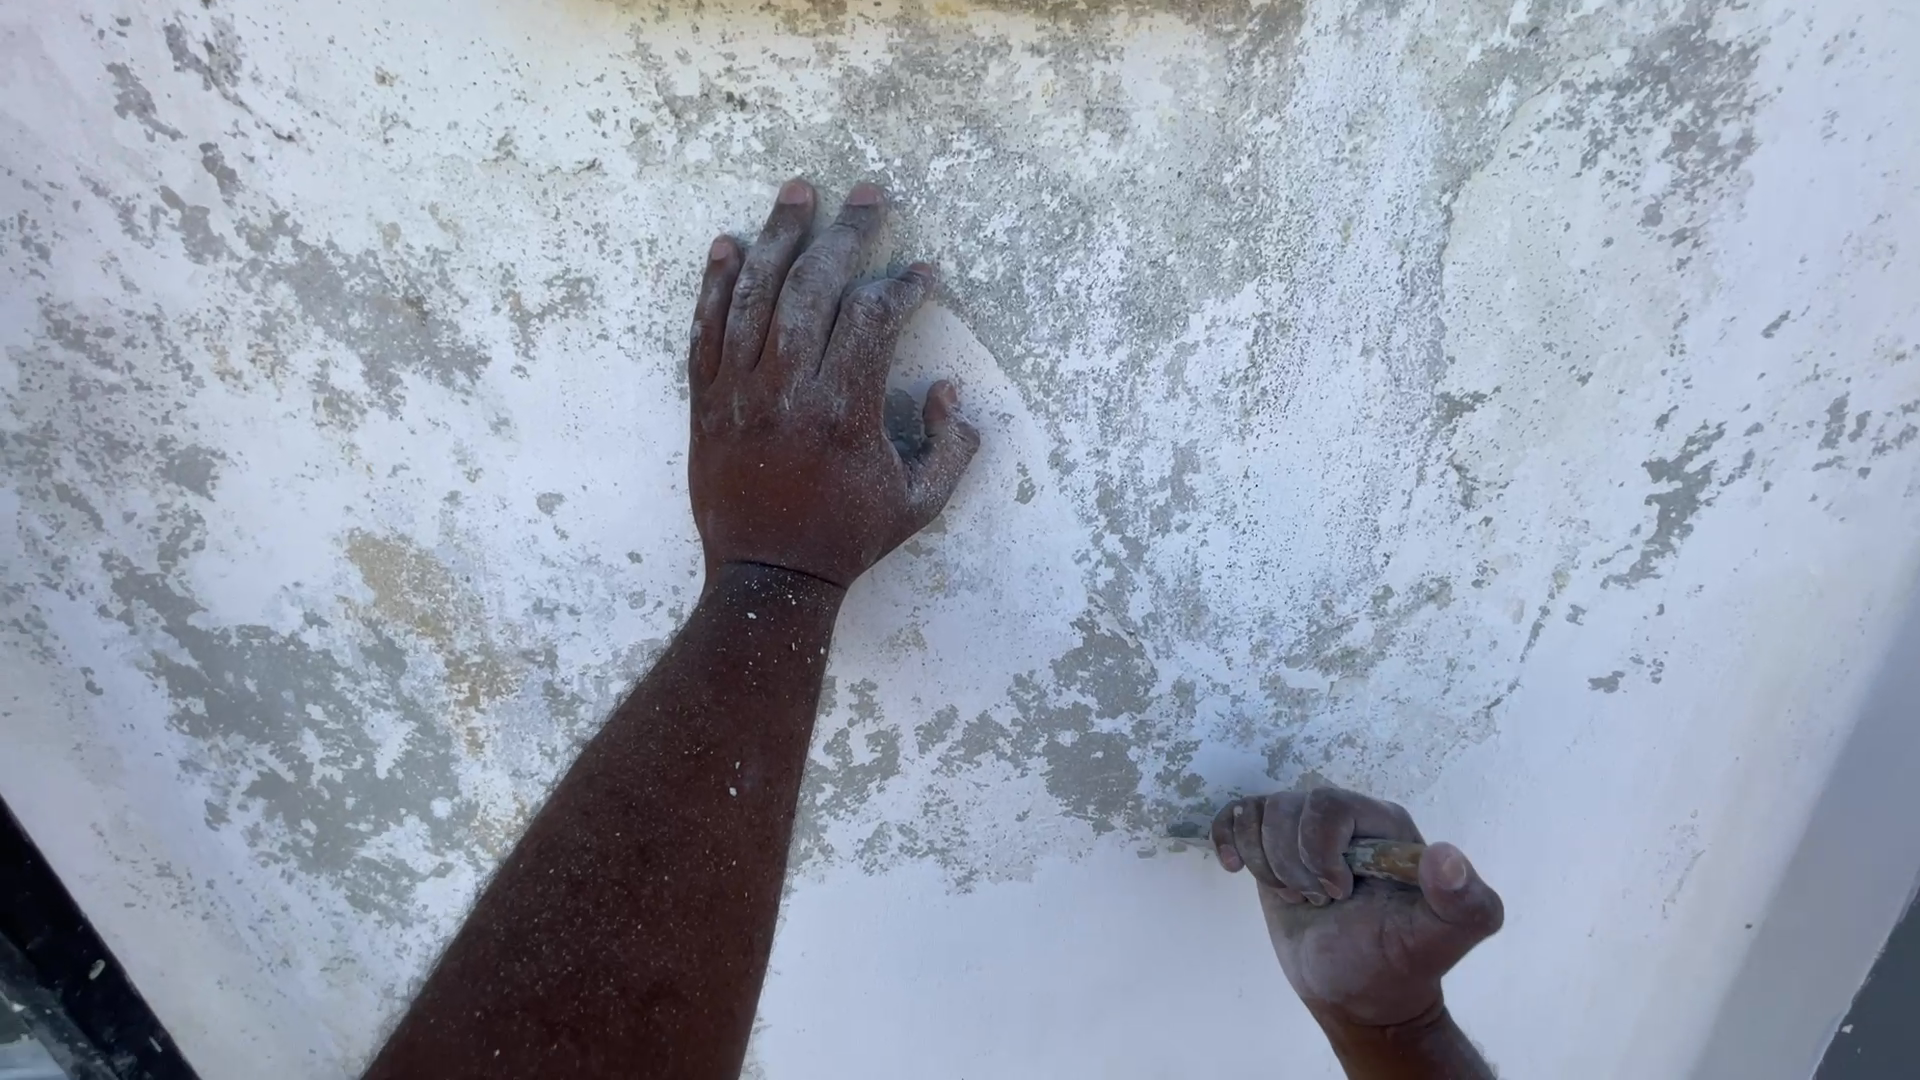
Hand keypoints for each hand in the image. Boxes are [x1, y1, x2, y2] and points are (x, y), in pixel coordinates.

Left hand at [686, 178, 980, 588]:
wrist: (768, 576)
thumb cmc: (847, 539)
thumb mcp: (919, 504)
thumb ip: (951, 448)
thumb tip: (951, 392)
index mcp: (846, 412)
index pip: (874, 319)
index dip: (904, 287)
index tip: (924, 275)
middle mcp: (789, 390)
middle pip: (816, 288)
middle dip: (848, 233)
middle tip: (869, 194)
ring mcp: (740, 392)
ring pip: (756, 295)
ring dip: (780, 237)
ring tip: (799, 193)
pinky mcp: (706, 403)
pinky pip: (704, 330)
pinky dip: (715, 284)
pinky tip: (728, 245)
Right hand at [1211, 787, 1502, 1032]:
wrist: (1356, 994)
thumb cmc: (1397, 965)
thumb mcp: (1437, 941)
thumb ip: (1463, 904)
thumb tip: (1445, 856)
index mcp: (1381, 822)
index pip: (1329, 805)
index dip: (1319, 849)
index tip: (1337, 893)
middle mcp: (1339, 814)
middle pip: (1286, 808)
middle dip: (1291, 865)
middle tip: (1318, 901)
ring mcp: (1298, 826)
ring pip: (1256, 813)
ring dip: (1266, 865)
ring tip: (1296, 897)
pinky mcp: (1267, 841)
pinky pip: (1233, 815)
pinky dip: (1226, 839)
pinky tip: (1233, 869)